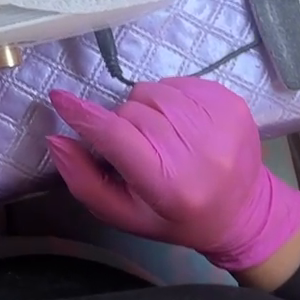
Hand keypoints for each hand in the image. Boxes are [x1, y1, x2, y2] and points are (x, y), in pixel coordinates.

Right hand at [45, 78, 299, 275]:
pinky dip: (168, 97)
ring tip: (159, 133)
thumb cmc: (174, 217)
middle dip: (122, 122)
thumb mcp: (123, 213)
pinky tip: (179, 122)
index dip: (84, 115)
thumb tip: (55, 139)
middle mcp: (198, 151)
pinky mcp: (232, 103)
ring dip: (145, 108)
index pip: (116, 136)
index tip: (59, 98)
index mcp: (169, 185)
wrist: (243, 212)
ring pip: (152, 91)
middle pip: (131, 110)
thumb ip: (83, 180)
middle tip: (135, 145)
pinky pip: (176, 82)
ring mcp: (219, 122)